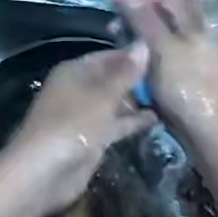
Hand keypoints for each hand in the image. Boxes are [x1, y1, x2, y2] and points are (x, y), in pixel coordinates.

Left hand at [0, 45, 155, 216]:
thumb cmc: (73, 123)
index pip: (109, 56)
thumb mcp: (103, 95)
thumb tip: (144, 45)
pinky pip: (116, 124)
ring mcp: (86, 115)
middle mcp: (80, 89)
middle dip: (139, 78)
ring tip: (171, 96)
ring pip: (116, 102)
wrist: (44, 171)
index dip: (134, 55)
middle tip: (173, 75)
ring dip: (138, 101)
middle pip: (113, 78)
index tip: (164, 53)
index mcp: (75, 71)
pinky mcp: (92, 139)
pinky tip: (158, 119)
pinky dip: (133, 121)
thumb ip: (126, 73)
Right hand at [113, 0, 217, 156]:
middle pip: (167, 8)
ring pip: (164, 28)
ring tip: (118, 36)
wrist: (209, 132)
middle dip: (139, 8)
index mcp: (199, 21)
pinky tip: (133, 55)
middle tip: (116, 17)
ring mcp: (195, 50)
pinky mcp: (188, 68)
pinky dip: (147, 46)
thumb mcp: (163, 49)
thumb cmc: (187, 86)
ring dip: (140, 28)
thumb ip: (146, 19)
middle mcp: (200, 30)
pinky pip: (164, 47)